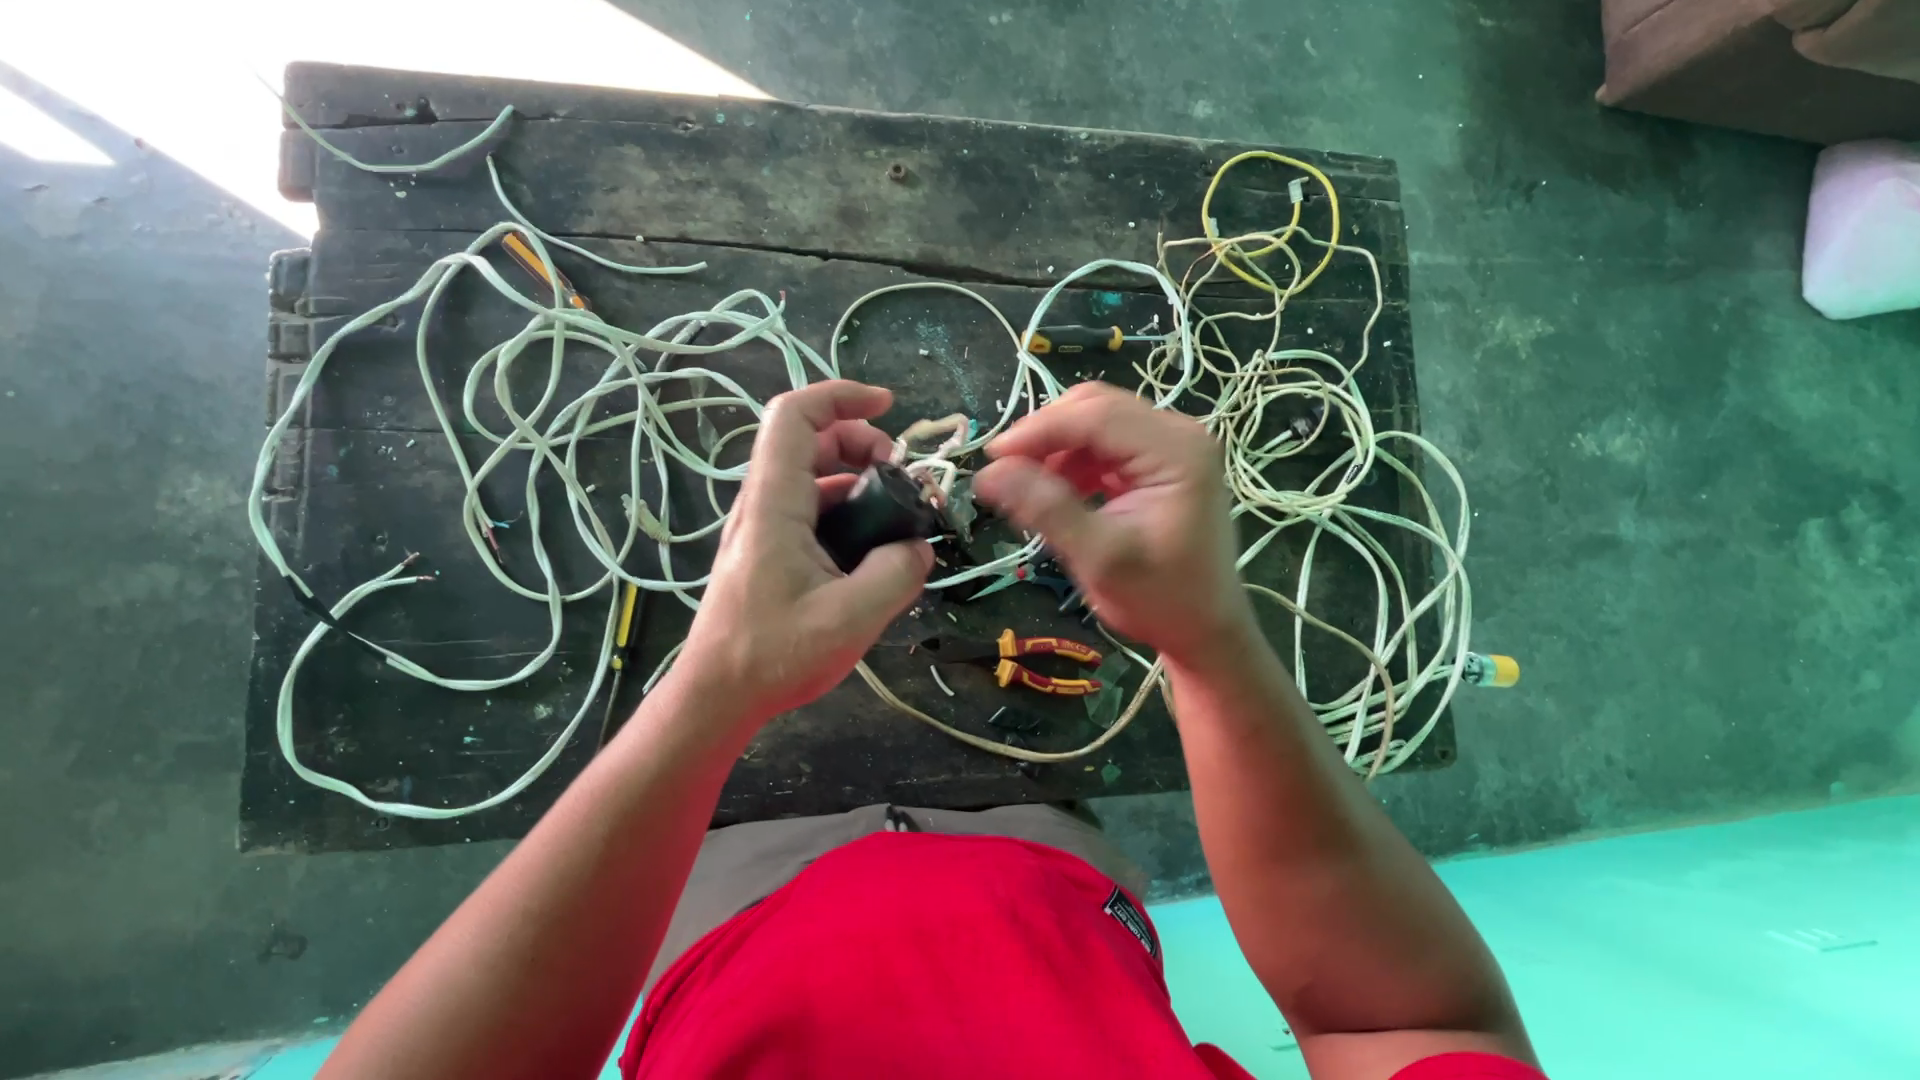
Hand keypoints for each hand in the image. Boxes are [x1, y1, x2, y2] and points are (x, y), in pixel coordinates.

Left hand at [678, 381, 933, 725]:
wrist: (718, 696)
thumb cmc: (773, 657)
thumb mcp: (850, 619)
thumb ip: (896, 573)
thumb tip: (918, 547)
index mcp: (775, 504)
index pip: (796, 417)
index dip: (841, 397)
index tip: (889, 408)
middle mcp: (765, 504)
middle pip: (810, 440)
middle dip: (863, 442)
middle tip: (903, 477)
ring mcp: (766, 528)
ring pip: (814, 476)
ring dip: (860, 479)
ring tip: (899, 516)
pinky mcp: (772, 552)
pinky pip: (814, 511)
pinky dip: (850, 511)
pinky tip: (876, 550)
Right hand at [972, 382, 1255, 665]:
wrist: (1204, 629)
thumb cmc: (1160, 599)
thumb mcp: (1099, 557)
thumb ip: (1046, 508)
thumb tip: (988, 473)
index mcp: (1177, 450)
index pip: (1095, 416)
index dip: (1038, 430)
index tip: (991, 457)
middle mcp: (1178, 434)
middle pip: (1095, 408)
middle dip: (1045, 435)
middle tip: (1004, 470)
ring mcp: (1170, 446)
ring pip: (1095, 423)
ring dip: (1056, 448)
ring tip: (1027, 487)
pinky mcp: (1157, 462)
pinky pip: (1104, 444)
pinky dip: (1073, 461)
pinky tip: (1056, 492)